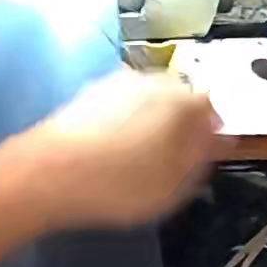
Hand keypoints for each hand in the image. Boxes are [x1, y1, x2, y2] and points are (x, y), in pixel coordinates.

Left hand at [0, 70, 226, 232]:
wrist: (47, 173)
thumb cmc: (118, 184)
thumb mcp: (175, 184)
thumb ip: (203, 157)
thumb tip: (219, 139)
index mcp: (181, 101)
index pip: (212, 108)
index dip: (211, 133)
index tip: (203, 155)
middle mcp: (151, 82)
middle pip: (179, 99)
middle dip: (181, 124)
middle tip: (171, 161)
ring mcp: (116, 82)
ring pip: (148, 100)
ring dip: (151, 122)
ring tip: (137, 159)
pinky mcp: (89, 92)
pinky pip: (120, 105)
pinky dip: (124, 122)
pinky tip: (111, 149)